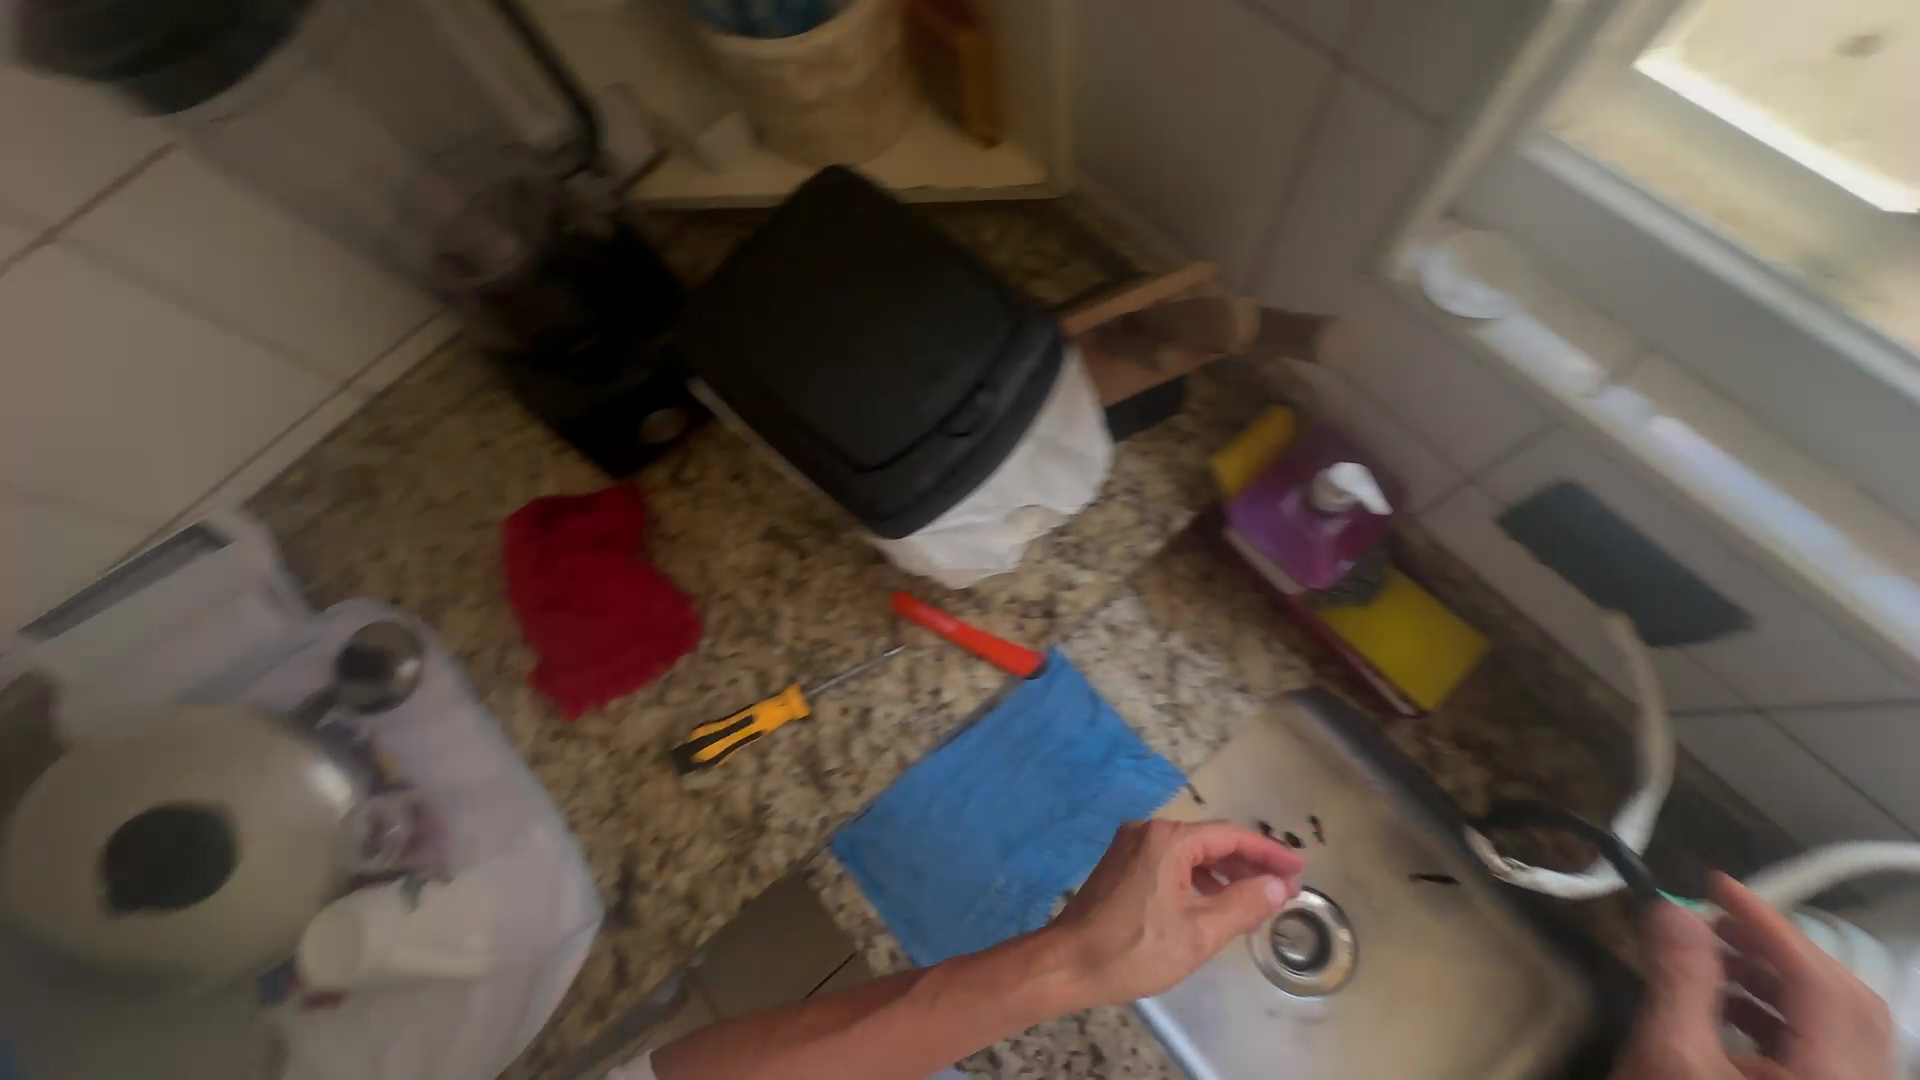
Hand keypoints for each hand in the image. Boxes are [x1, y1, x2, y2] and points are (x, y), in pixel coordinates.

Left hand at [1048, 819, 1304, 1006]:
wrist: (1069, 961)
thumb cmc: (1135, 948)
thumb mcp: (1199, 932)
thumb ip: (1244, 904)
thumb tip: (1278, 885)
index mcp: (1167, 840)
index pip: (1229, 836)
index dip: (1267, 852)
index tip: (1298, 868)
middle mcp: (1147, 831)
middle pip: (1209, 840)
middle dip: (1248, 862)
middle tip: (1283, 886)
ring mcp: (1130, 845)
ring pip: (1190, 851)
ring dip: (1224, 871)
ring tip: (1257, 896)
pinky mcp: (1122, 863)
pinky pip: (1170, 861)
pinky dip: (1197, 877)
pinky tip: (1215, 900)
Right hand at [1611, 872, 1892, 1079]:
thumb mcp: (1665, 1055)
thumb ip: (1679, 980)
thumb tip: (1677, 909)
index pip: (1822, 984)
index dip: (1770, 925)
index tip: (1715, 884)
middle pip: (1849, 1004)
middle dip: (1779, 948)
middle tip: (1714, 916)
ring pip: (1843, 1027)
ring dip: (1778, 978)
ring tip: (1712, 956)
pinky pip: (1826, 1051)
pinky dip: (1778, 1012)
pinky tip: (1727, 1004)